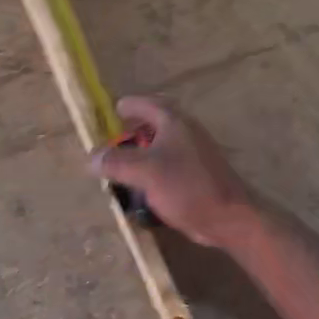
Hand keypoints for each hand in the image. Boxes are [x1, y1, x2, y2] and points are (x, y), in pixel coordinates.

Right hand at [91, 96, 256, 247]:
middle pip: (157, 122)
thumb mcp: (145, 172)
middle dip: (136, 129)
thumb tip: (91, 156)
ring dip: (143, 151)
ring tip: (123, 164)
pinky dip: (153, 169)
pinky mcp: (196, 174)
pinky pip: (169, 165)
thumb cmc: (186, 186)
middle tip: (116, 138)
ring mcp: (194, 153)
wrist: (226, 215)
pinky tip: (141, 186)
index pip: (150, 104)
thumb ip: (117, 162)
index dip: (131, 105)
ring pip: (163, 145)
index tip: (115, 108)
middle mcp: (186, 132)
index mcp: (175, 122)